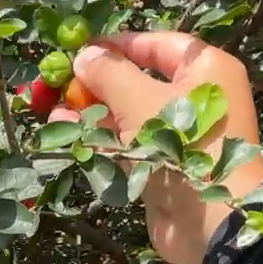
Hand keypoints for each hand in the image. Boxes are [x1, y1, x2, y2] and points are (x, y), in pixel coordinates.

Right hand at [49, 31, 262, 263]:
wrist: (208, 219)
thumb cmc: (182, 144)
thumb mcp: (140, 100)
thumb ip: (109, 74)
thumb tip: (84, 55)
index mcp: (204, 70)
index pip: (158, 45)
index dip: (120, 45)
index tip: (83, 48)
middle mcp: (193, 99)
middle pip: (138, 82)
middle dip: (98, 84)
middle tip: (62, 85)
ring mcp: (176, 137)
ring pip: (128, 117)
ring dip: (92, 115)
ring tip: (54, 112)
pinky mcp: (159, 169)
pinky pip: (126, 147)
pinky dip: (99, 141)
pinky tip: (68, 135)